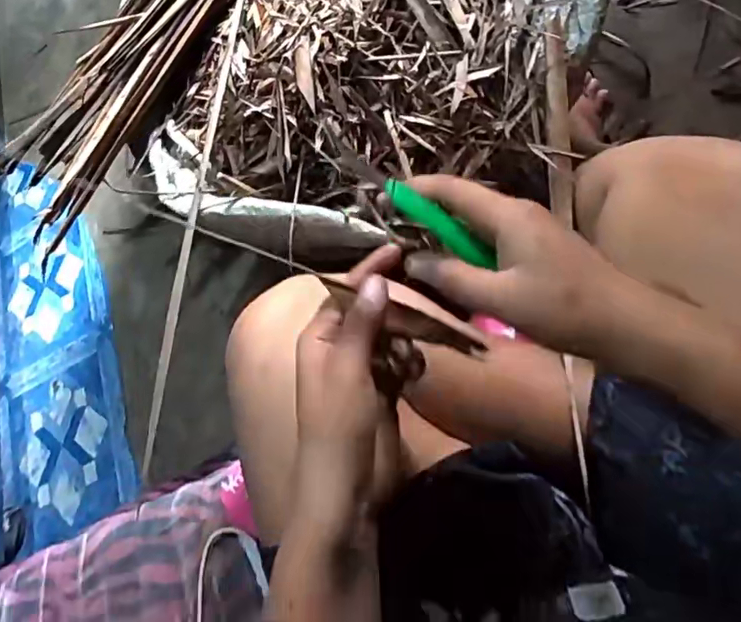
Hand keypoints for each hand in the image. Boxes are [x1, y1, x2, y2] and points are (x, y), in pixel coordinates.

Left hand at [290, 267, 400, 543]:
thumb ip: (361, 323)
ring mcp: (359, 370)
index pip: (344, 292)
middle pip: (368, 311)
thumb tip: (375, 280)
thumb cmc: (337, 424)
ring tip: (412, 349)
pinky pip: (397, 362)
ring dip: (403, 337)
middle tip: (422, 305)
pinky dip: (408, 361)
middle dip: (393, 308)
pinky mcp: (380, 391)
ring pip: (387, 336)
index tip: (396, 250)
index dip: (367, 271)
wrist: (346, 491)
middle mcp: (336, 347)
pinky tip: (414, 370)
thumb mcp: (348, 368)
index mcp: (318, 336)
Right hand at [397, 175, 650, 358]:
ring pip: (477, 220)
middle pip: (462, 201)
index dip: (415, 190)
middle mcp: (517, 210)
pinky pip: (493, 235)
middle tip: (396, 230)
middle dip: (427, 212)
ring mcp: (531, 226)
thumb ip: (452, 277)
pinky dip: (469, 245)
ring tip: (420, 251)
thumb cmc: (564, 309)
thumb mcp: (499, 299)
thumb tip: (412, 261)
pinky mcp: (540, 244)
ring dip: (448, 232)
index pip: (450, 189)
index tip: (385, 197)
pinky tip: (461, 267)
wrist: (633, 326)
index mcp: (506, 215)